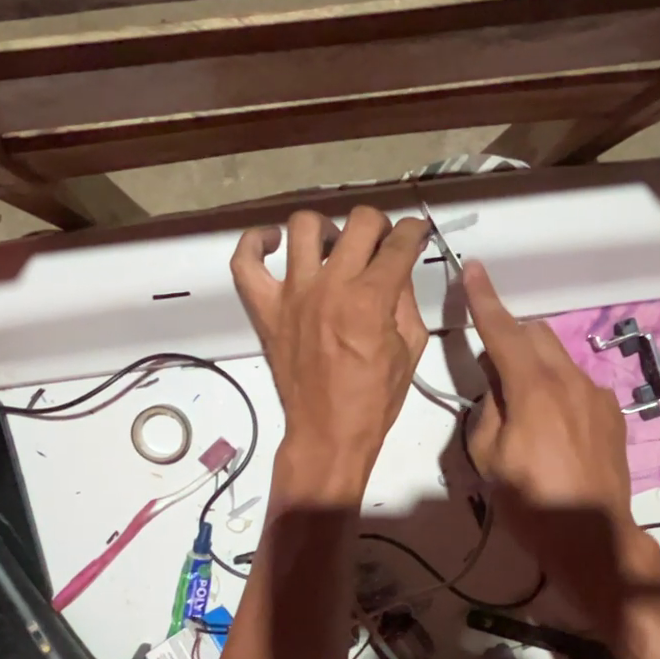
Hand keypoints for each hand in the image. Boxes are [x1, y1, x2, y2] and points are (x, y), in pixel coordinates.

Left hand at [232, 207, 429, 499]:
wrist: (328, 435)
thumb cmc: (374, 400)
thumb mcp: (410, 349)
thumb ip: (405, 300)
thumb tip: (397, 267)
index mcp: (371, 300)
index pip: (398, 243)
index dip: (413, 233)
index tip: (414, 235)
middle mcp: (330, 287)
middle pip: (358, 223)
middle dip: (379, 226)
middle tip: (380, 245)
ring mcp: (291, 295)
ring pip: (303, 227)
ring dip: (326, 229)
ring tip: (333, 247)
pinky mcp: (265, 310)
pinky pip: (245, 262)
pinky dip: (255, 243)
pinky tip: (275, 243)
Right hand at [463, 264, 659, 630]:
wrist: (592, 536)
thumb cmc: (530, 502)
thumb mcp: (488, 459)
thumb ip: (488, 410)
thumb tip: (497, 390)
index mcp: (533, 388)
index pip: (502, 330)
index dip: (483, 299)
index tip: (473, 269)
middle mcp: (570, 379)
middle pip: (536, 334)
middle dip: (510, 337)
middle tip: (492, 370)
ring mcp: (597, 394)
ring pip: (558, 360)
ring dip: (535, 367)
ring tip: (524, 411)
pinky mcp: (613, 414)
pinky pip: (577, 386)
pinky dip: (558, 391)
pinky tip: (554, 430)